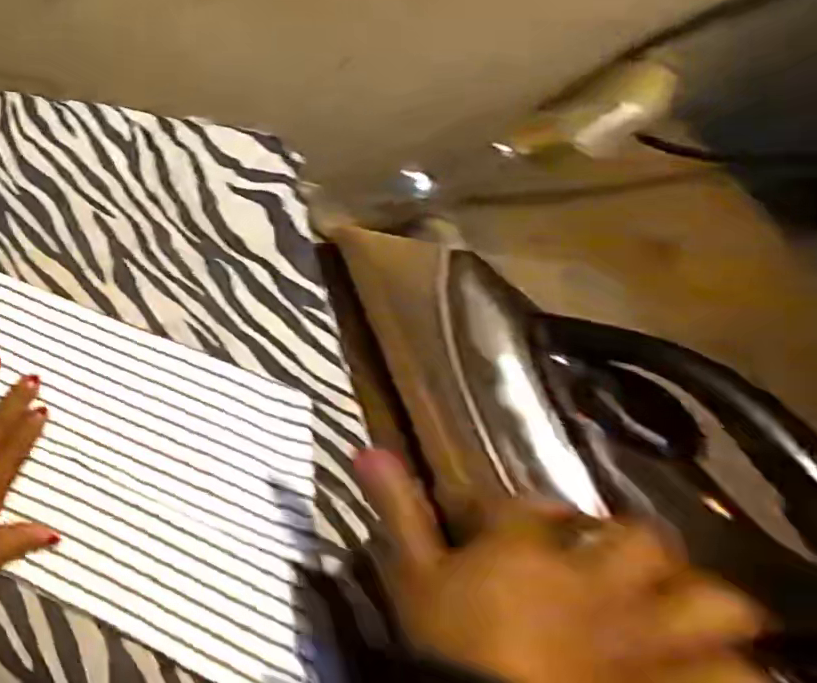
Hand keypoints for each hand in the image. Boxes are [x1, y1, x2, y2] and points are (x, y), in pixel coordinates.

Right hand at [356, 449, 768, 682]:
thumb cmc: (449, 636)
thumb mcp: (411, 570)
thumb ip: (398, 510)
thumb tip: (370, 451)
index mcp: (526, 550)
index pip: (532, 505)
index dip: (528, 507)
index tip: (509, 519)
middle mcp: (598, 583)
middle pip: (641, 539)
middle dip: (627, 539)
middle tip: (601, 550)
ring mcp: (653, 638)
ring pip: (716, 602)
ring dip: (693, 600)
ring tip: (665, 604)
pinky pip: (742, 672)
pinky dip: (725, 664)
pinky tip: (696, 662)